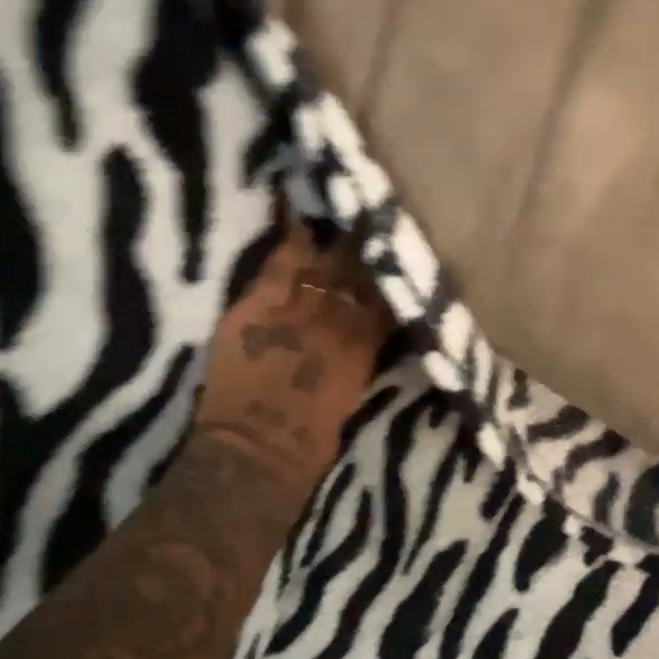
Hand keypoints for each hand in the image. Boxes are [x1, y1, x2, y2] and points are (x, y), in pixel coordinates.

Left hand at [193, 223, 392, 493]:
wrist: (259, 452)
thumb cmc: (312, 440)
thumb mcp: (351, 395)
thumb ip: (359, 357)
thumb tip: (366, 330)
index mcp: (365, 349)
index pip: (386, 301)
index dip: (393, 276)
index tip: (401, 252)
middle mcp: (339, 323)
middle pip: (358, 276)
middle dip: (369, 247)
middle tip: (377, 215)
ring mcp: (297, 311)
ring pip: (322, 264)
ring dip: (335, 238)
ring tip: (345, 206)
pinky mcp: (257, 308)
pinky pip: (277, 265)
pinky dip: (289, 241)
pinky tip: (298, 215)